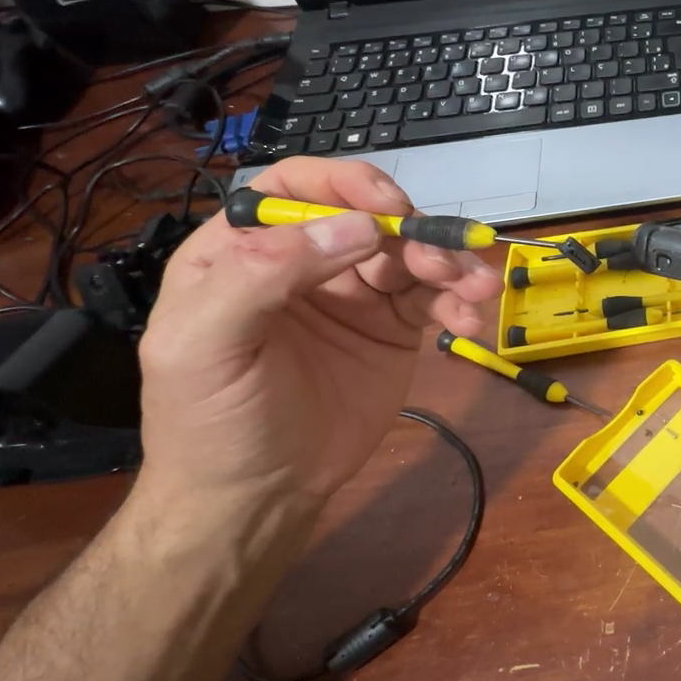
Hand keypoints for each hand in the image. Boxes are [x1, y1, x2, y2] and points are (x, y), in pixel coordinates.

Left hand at [135, 158, 501, 508]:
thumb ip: (264, 274)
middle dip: (414, 231)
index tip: (387, 209)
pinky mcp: (395, 326)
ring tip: (476, 290)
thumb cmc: (212, 420)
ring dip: (452, 262)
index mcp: (243, 252)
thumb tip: (359, 228)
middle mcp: (306, 262)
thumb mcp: (204, 345)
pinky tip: (470, 321)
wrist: (261, 495)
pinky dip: (461, 300)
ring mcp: (356, 293)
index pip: (295, 188)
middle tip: (441, 265)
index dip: (344, 185)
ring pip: (413, 252)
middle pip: (370, 216)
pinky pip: (436, 296)